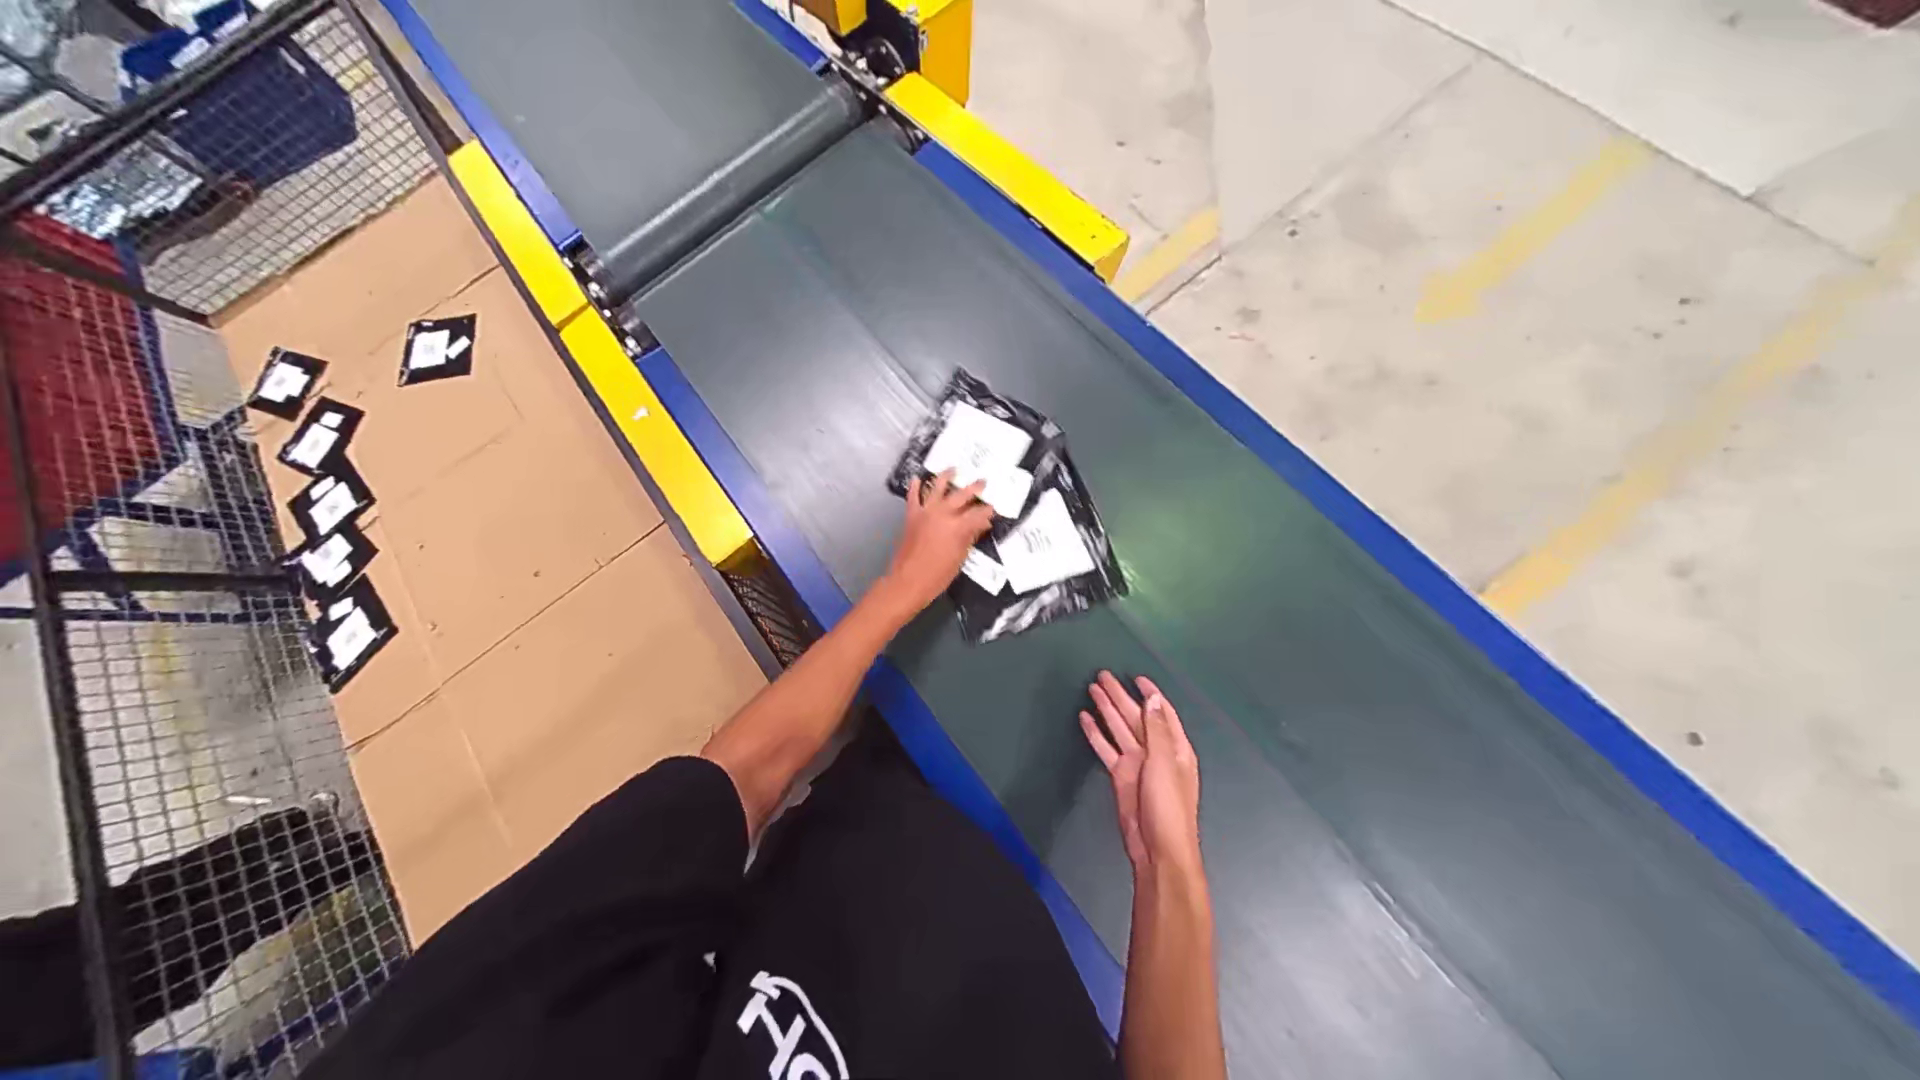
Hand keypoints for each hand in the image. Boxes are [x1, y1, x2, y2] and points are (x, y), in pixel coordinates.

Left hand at [878, 470, 994, 617]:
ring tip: (953, 469)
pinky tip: (916, 478)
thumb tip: (981, 524)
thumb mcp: (960, 558)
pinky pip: (913, 497)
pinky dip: (914, 487)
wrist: (907, 581)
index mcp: (958, 526)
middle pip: (961, 496)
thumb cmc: (938, 575)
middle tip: (983, 482)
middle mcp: (942, 514)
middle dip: (974, 488)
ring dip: (946, 477)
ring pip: (937, 488)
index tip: (993, 508)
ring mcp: (925, 512)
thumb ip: (970, 537)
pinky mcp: (912, 516)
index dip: (987, 511)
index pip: (978, 514)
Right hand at [1080, 672, 1202, 877]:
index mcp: (1174, 747)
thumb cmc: (1169, 807)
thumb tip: (1152, 700)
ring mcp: (1136, 762)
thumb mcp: (1164, 765)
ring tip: (1091, 689)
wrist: (1158, 849)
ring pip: (1118, 728)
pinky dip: (1096, 733)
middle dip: (1120, 696)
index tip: (1136, 677)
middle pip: (1135, 716)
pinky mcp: (1120, 775)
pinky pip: (1106, 748)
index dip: (1150, 694)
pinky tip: (1085, 719)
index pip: (1161, 712)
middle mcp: (1155, 751)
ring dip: (1106, 709)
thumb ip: (1156, 731)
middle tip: (1102, 676)